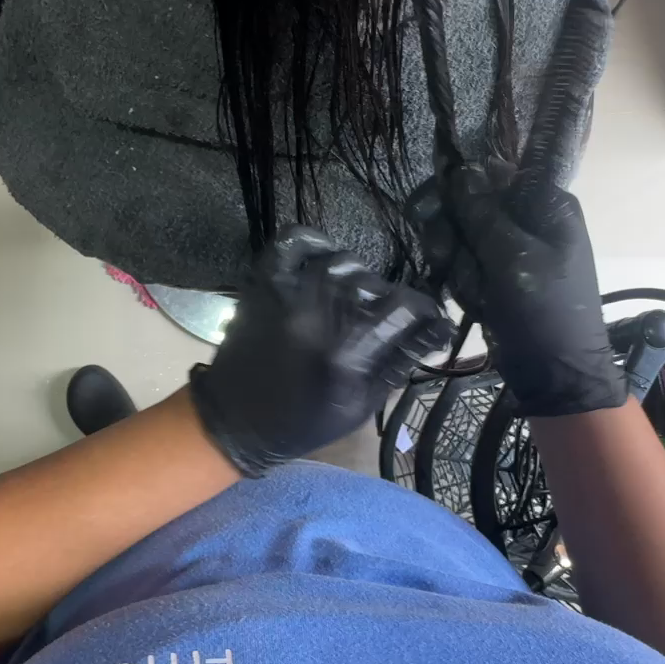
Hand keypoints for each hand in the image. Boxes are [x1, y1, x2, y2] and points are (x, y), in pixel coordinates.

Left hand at [190, 227, 451, 476]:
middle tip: (385, 322)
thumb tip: (430, 333)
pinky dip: (315, 244)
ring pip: (344, 262)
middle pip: (375, 285)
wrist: (234, 420)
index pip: (405, 308)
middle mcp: (321, 313)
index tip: (430, 322)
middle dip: (389, 304)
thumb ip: (396, 364)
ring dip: (357, 279)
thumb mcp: (360, 406)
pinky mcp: (264, 282)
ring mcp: (289, 292)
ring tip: (353, 301)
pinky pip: (295, 242)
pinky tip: (326, 261)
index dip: (426, 313)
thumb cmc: (301, 422)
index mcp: (347, 352)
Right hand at [407, 0, 624, 416]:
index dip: (568, 68)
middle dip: (458, 221)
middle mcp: (529, 209)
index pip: (549, 126)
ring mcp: (510, 239)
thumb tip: (461, 168)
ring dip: (455, 255)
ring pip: (458, 220)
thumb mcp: (513, 262)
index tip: (583, 5)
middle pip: (475, 183)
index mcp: (548, 198)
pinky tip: (470, 295)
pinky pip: (458, 251)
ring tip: (474, 287)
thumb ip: (483, 212)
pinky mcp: (494, 265)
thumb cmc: (545, 316)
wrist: (555, 377)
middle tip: (465, 258)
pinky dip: (456, 272)